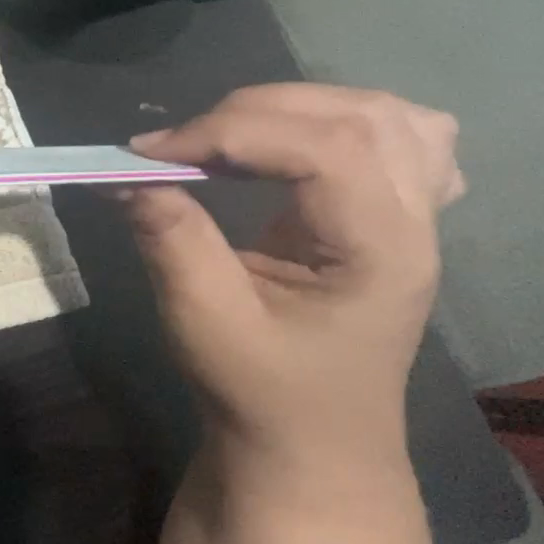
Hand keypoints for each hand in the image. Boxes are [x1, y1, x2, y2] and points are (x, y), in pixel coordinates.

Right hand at [121, 84, 464, 467]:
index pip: (324, 147)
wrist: (308, 436)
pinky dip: (341, 122)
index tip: (147, 154)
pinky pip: (400, 140)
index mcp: (379, 249)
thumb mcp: (200, 315)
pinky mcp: (394, 217)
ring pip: (387, 116)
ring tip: (227, 137)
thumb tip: (127, 175)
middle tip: (178, 148)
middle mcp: (414, 222)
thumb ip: (170, 236)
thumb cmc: (257, 384)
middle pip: (357, 117)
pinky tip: (293, 146)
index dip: (227, 131)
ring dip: (297, 108)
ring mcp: (416, 218)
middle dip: (250, 112)